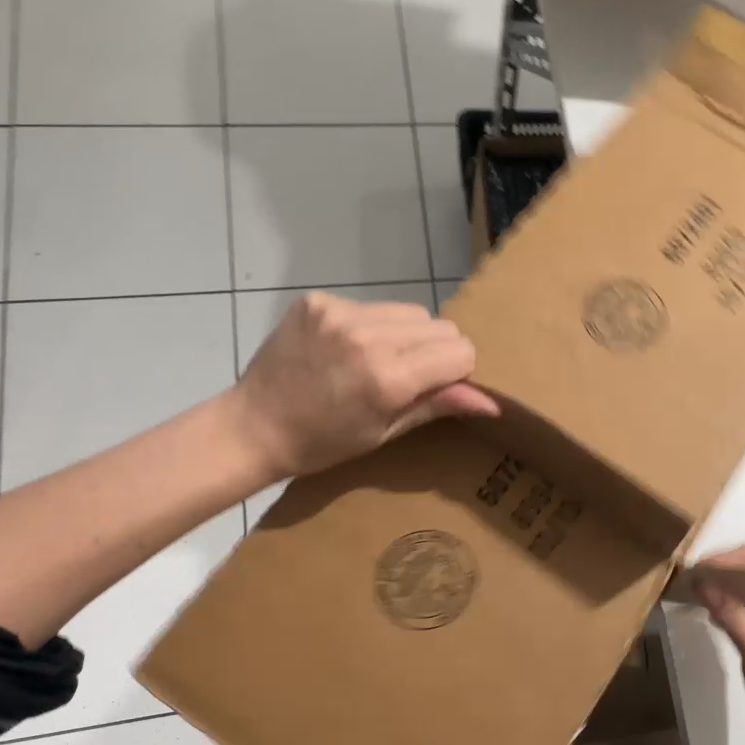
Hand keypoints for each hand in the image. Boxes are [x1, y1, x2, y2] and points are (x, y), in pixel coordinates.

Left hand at [229, 291, 499, 479]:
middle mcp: (368, 336)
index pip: (459, 352)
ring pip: (409, 312)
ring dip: (407, 336)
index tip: (438, 390)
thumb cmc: (322, 443)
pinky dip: (371, 326)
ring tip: (377, 362)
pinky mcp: (317, 301)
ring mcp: (339, 313)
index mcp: (387, 377)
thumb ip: (438, 405)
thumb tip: (491, 401)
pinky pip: (371, 305)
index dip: (458, 372)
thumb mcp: (385, 432)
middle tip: (408, 379)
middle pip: (440, 326)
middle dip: (436, 352)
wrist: (253, 426)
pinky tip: (347, 350)